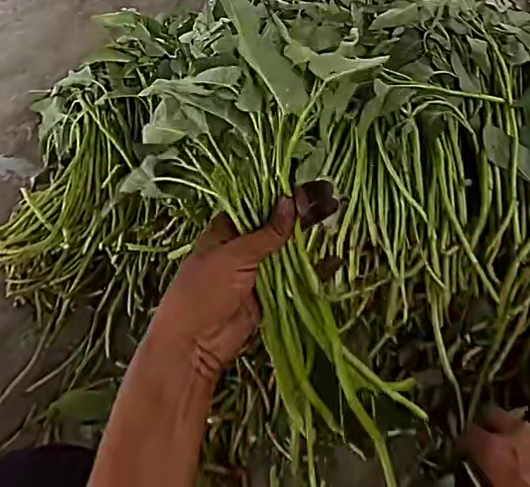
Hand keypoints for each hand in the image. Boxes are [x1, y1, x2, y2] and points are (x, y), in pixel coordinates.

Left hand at [145, 183, 337, 381]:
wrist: (193, 347)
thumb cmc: (204, 290)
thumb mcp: (235, 255)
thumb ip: (267, 232)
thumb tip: (291, 200)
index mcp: (229, 227)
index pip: (260, 202)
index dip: (284, 192)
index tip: (310, 184)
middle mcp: (245, 244)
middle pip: (279, 222)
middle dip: (303, 210)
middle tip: (331, 195)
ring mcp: (259, 269)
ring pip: (290, 247)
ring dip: (311, 232)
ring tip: (336, 212)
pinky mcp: (271, 293)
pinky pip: (296, 276)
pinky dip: (315, 268)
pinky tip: (334, 256)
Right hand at [461, 407, 529, 486]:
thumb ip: (484, 479)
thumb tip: (477, 472)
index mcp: (496, 449)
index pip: (467, 434)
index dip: (461, 443)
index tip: (460, 452)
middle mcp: (516, 432)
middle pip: (491, 414)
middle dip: (483, 425)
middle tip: (480, 445)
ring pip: (514, 423)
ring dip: (507, 433)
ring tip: (508, 455)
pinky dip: (527, 442)